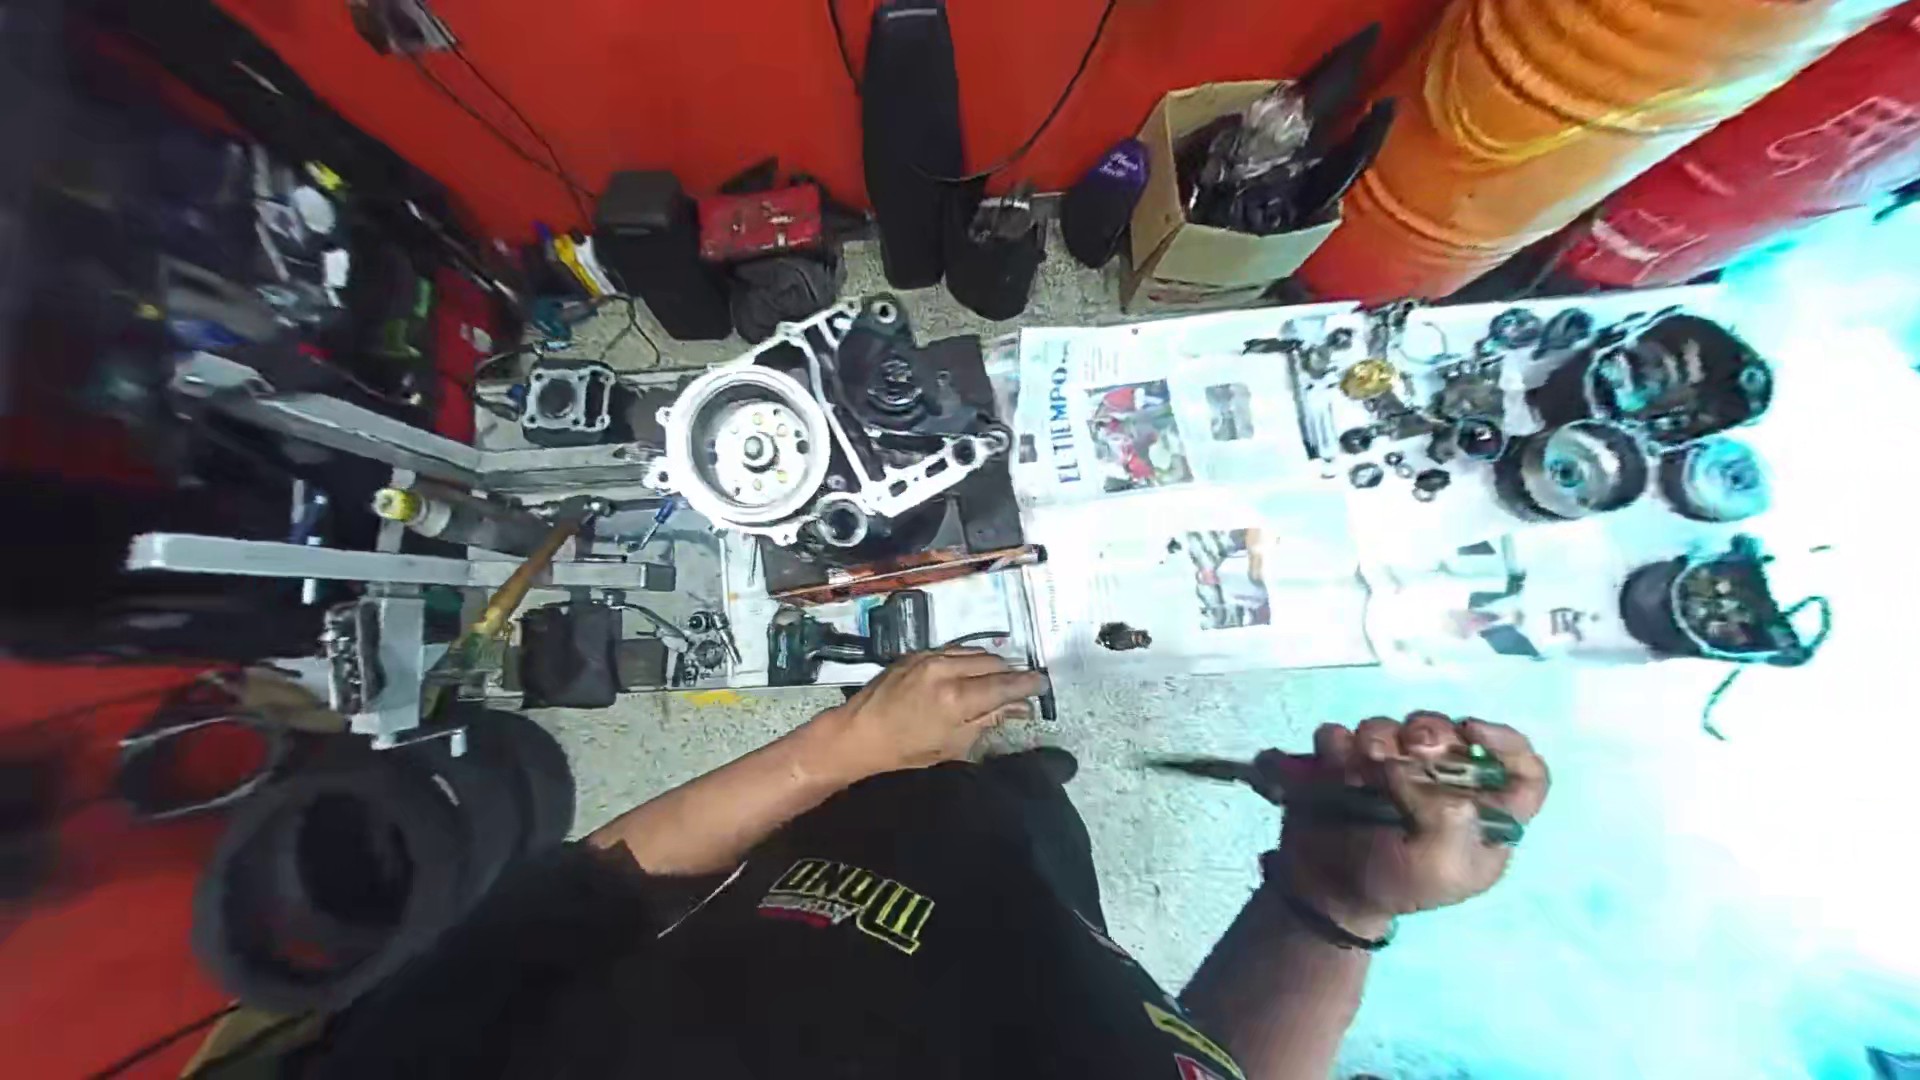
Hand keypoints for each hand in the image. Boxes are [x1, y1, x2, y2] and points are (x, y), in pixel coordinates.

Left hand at [811, 647, 1045, 779]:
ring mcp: (930, 657)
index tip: (1043, 684)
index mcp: (956, 698)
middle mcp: (946, 670)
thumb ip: (987, 720)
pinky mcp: (917, 652)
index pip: (1004, 684)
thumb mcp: (953, 745)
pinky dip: (969, 659)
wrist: (859, 732)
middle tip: (1023, 684)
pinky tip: (972, 670)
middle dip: (1011, 672)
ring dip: (992, 663)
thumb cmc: (905, 750)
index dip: (1027, 683)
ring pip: (974, 652)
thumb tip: (1018, 707)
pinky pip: (953, 650)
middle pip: (993, 662)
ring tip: (1001, 676)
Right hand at [1270, 712, 1548, 938]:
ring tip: (1360, 768)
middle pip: (1447, 733)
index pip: (1520, 769)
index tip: (1470, 730)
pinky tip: (1334, 769)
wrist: (1325, 885)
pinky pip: (1338, 733)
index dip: (1504, 742)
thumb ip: (1446, 817)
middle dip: (1428, 733)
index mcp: (1483, 814)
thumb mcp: (1440, 866)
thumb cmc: (1394, 883)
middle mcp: (1439, 783)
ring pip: (1389, 726)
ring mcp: (1386, 767)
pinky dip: (1335, 745)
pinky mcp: (1343, 760)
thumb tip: (1409, 767)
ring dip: (1375, 737)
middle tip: (1410, 749)